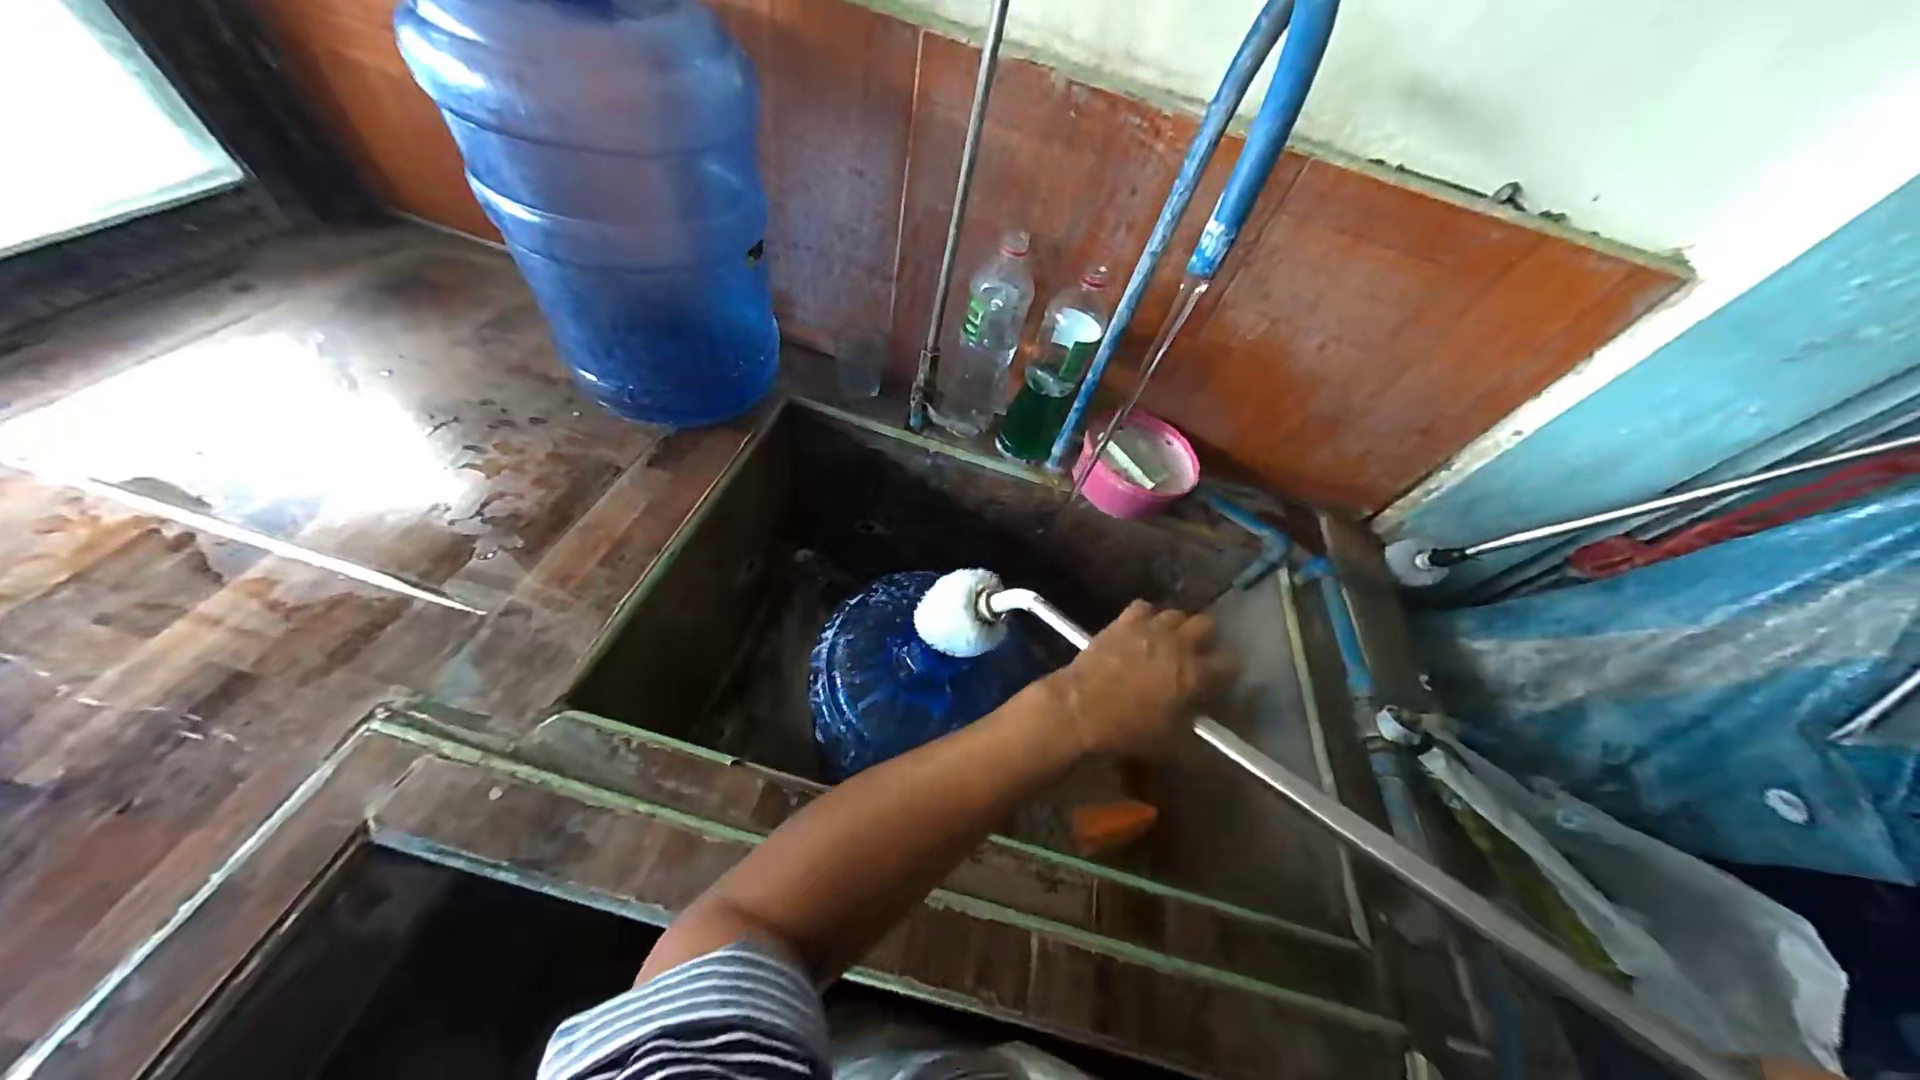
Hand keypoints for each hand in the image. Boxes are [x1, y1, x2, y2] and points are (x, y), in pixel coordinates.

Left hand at [1042, 600, 1233, 759]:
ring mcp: (1148, 628)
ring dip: (1176, 625)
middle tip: (1198, 651)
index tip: (1223, 676)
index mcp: (1194, 674)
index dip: (1228, 669)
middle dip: (1206, 636)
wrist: (1081, 708)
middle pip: (1206, 624)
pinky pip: (1142, 607)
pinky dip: (1146, 616)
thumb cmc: (1127, 730)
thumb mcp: (1169, 739)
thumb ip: (1188, 719)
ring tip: (1169, 639)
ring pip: (1175, 612)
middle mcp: (1177, 644)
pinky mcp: (1122, 622)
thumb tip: (1194, 711)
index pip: (1228, 663)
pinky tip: (1141, 628)